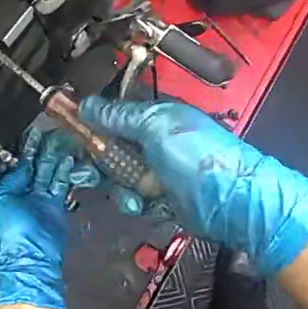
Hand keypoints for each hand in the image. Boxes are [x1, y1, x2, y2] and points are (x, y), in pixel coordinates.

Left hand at [0, 126, 99, 308]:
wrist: (28, 260)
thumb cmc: (5, 232)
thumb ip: (9, 178)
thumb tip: (20, 163)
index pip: (10, 166)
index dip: (18, 149)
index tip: (26, 132)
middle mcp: (19, 195)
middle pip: (30, 166)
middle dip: (38, 149)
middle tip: (46, 129)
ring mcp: (38, 200)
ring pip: (47, 171)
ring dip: (52, 155)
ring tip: (60, 137)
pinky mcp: (55, 206)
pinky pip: (60, 183)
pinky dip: (64, 170)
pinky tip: (68, 156)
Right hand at [79, 97, 307, 275]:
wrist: (234, 203)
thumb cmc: (202, 158)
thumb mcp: (157, 127)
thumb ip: (120, 115)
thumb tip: (88, 104)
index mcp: (157, 116)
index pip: (114, 114)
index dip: (92, 123)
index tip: (73, 132)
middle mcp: (157, 141)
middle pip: (112, 147)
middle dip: (101, 160)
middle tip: (95, 170)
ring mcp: (160, 170)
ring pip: (120, 176)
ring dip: (120, 186)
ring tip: (134, 192)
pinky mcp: (164, 198)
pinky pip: (135, 198)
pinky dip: (136, 203)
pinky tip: (144, 204)